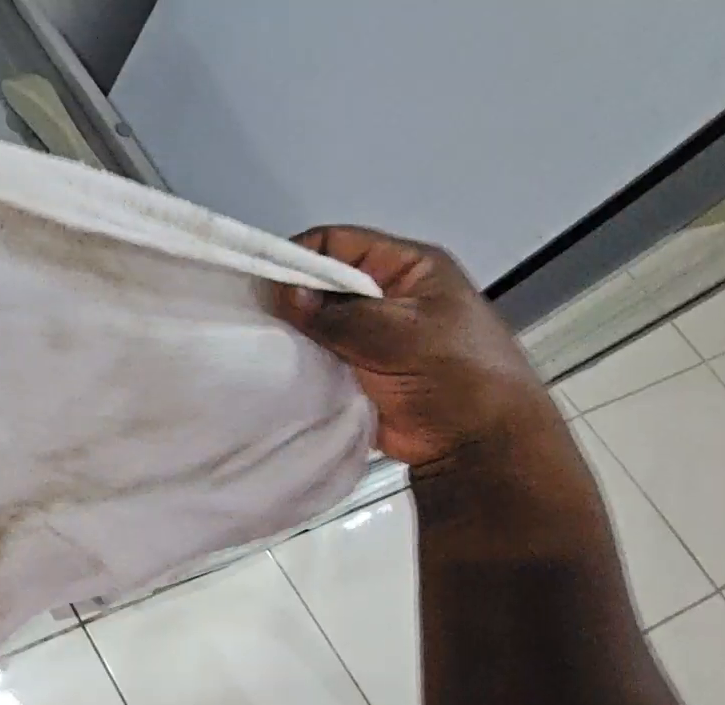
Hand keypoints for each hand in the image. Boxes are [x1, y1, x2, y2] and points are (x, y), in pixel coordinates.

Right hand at [272, 225, 561, 475]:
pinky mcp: (347, 368)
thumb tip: (283, 291)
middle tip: (251, 320)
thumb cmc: (454, 376)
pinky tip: (269, 369)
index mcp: (405, 268)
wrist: (473, 441)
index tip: (261, 285)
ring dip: (285, 334)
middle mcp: (380, 294)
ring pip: (309, 321)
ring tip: (256, 346)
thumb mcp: (399, 334)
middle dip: (285, 298)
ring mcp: (362, 333)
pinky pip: (309, 355)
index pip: (337, 243)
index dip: (296, 257)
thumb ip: (338, 313)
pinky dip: (290, 361)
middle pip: (317, 282)